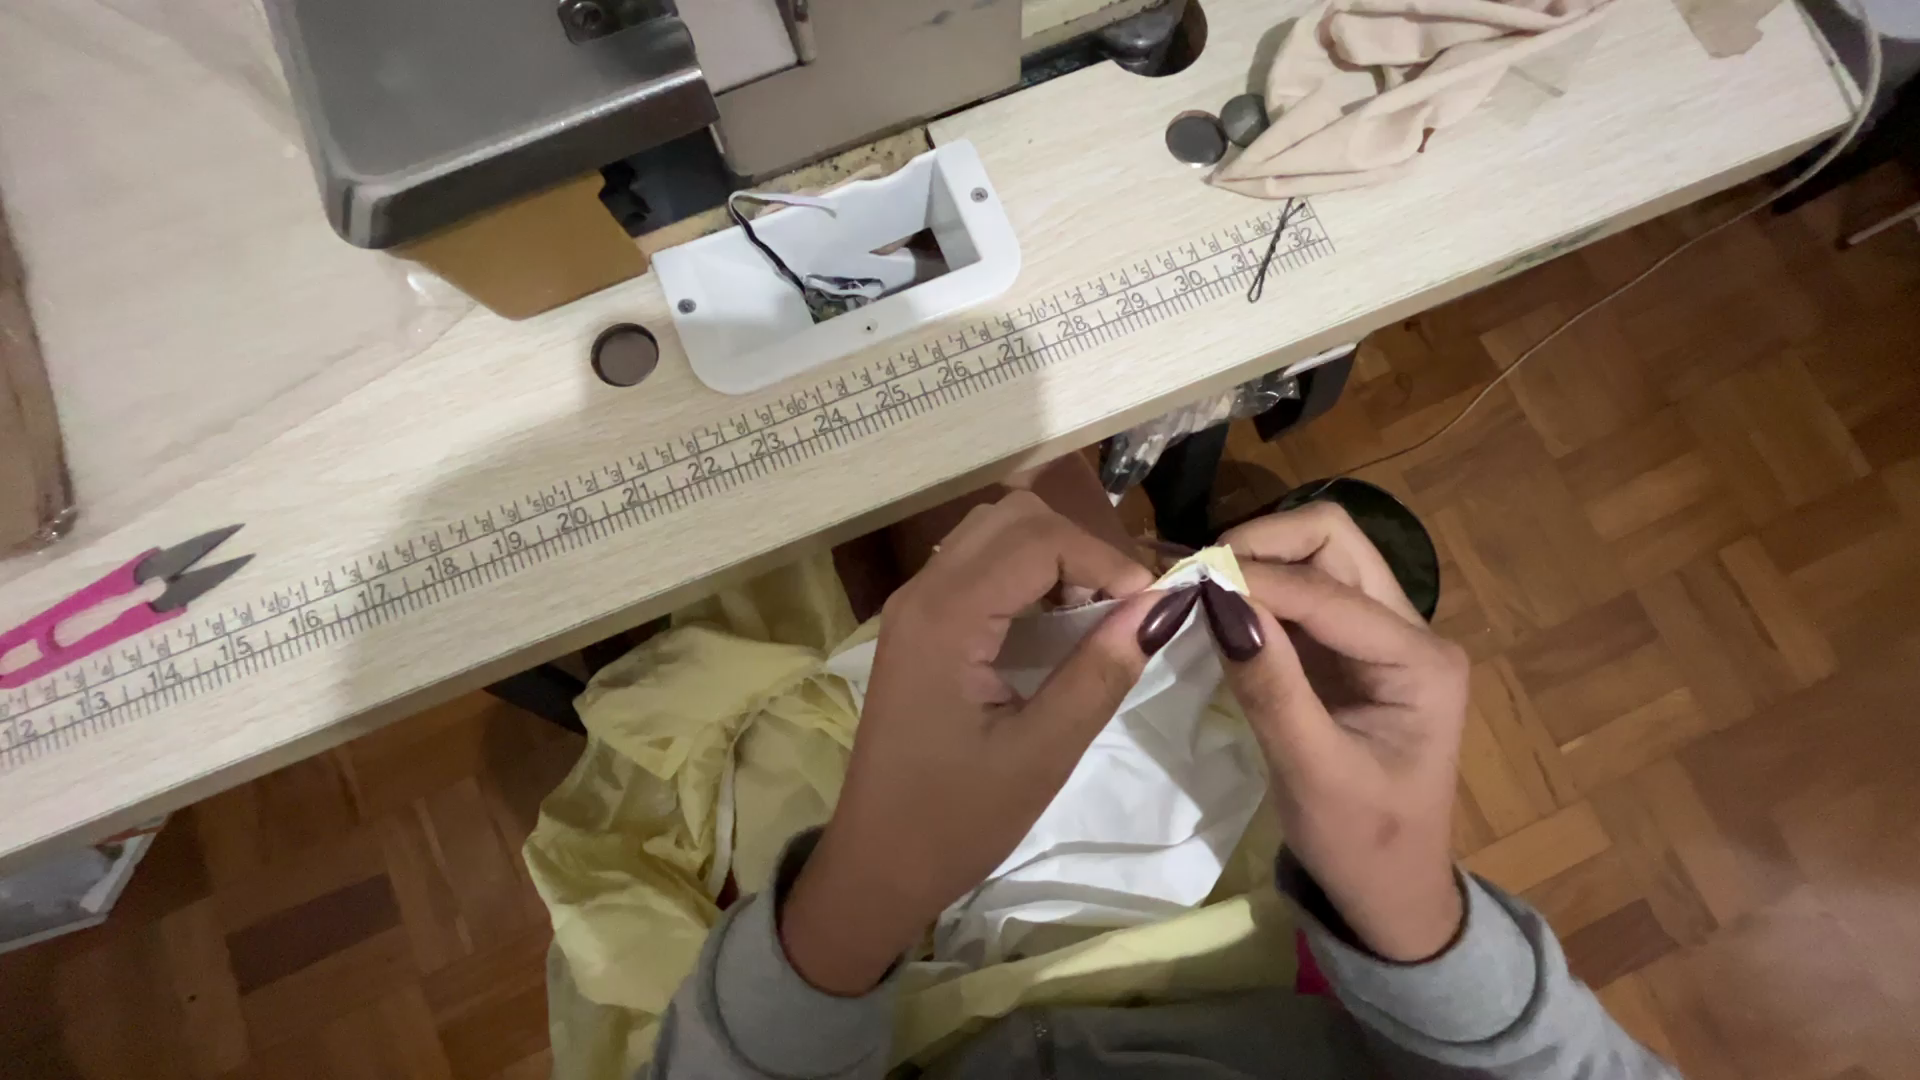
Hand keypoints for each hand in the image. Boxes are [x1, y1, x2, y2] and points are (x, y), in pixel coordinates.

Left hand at [780, 492, 1161, 993]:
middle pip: (1011, 518)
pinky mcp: (916, 623)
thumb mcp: (1042, 753)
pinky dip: (1022, 572)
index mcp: (945, 617)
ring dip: (1049, 553)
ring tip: (1088, 611)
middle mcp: (921, 592)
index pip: (1036, 539)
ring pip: (991, 532)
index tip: (1149, 605)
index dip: (1103, 558)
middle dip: (1076, 545)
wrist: (876, 863)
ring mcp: (912, 604)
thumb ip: (1100, 671)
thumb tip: (1160, 607)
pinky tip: (1049, 621)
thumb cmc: (956, 819)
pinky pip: (975, 564)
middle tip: (1117, 605)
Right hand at [1212, 505, 1469, 961]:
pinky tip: (1217, 602)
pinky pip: (1299, 589)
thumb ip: (1270, 685)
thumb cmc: (1363, 843)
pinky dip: (1255, 583)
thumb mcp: (1312, 773)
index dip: (1255, 579)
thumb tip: (1218, 601)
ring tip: (1200, 583)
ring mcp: (1376, 634)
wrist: (1388, 889)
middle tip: (1199, 571)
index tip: (1185, 581)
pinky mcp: (1343, 646)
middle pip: (1335, 540)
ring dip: (1258, 556)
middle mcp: (1408, 630)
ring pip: (1317, 554)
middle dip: (1264, 541)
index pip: (1328, 593)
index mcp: (1421, 662)